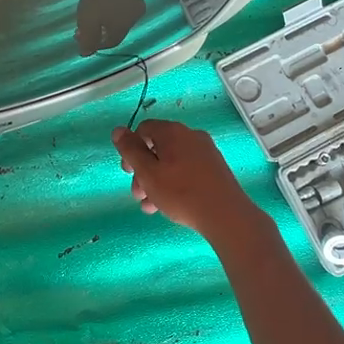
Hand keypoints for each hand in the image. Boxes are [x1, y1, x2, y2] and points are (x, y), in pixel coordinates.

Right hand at [112, 120, 269, 247]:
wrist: (225, 214)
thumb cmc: (181, 192)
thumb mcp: (148, 173)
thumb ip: (131, 150)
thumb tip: (117, 129)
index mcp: (172, 132)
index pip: (144, 129)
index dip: (131, 149)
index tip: (127, 172)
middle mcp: (190, 135)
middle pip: (158, 147)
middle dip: (143, 171)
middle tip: (138, 194)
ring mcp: (205, 151)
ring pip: (172, 162)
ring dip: (156, 181)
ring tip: (151, 206)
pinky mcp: (215, 168)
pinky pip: (187, 170)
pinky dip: (174, 183)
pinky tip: (170, 205)